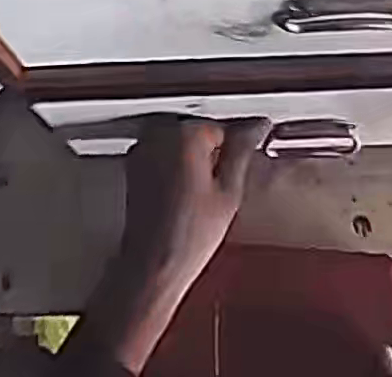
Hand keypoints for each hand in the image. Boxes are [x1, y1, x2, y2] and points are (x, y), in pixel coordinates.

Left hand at [118, 115, 272, 288]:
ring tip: (197, 194)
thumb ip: (243, 151)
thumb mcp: (229, 192)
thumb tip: (257, 126)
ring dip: (192, 158)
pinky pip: (163, 152)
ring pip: (181, 141)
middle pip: (199, 130)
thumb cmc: (189, 236)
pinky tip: (180, 194)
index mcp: (186, 134)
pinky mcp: (135, 161)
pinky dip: (173, 165)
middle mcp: (161, 133)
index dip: (232, 153)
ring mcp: (144, 146)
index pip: (222, 128)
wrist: (153, 264)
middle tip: (215, 188)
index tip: (233, 171)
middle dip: (210, 153)